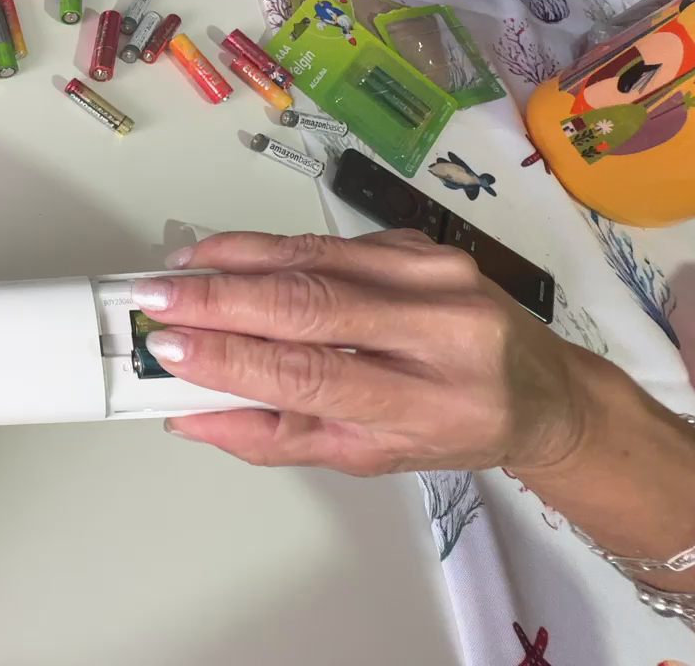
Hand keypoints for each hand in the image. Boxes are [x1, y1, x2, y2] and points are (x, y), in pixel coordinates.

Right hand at [134, 230, 593, 475]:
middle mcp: (443, 328)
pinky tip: (221, 258)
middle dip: (217, 298)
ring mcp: (434, 273)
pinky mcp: (416, 241)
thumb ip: (272, 437)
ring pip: (309, 256)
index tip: (167, 348)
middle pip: (307, 301)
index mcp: (434, 401)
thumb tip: (186, 417)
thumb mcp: (365, 454)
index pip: (311, 372)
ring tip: (177, 269)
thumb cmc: (446, 430)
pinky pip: (321, 242)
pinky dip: (262, 248)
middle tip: (154, 296)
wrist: (541, 387)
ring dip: (231, 259)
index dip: (231, 359)